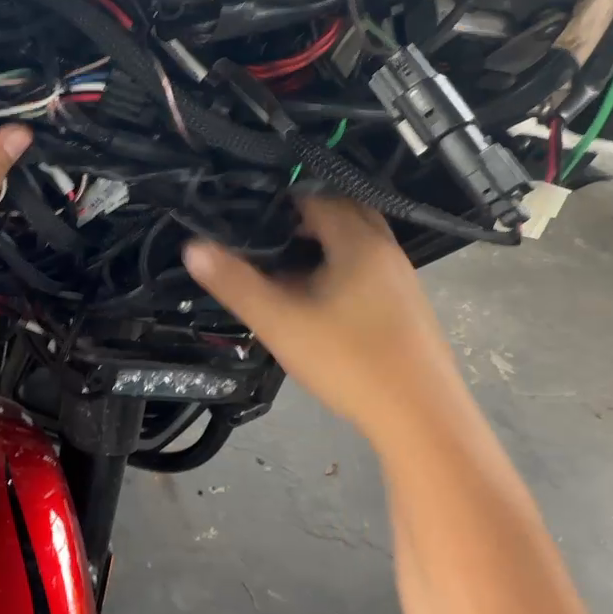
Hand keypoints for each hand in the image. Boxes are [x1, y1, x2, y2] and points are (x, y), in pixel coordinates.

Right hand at [182, 196, 467, 437]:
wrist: (419, 416)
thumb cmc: (347, 361)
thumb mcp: (280, 323)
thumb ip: (236, 283)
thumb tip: (193, 248)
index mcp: (358, 243)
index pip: (318, 197)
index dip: (281, 200)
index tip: (248, 214)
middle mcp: (386, 251)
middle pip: (344, 214)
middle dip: (304, 219)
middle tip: (264, 238)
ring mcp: (402, 279)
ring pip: (358, 244)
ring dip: (323, 246)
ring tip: (284, 268)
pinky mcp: (407, 307)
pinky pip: (368, 270)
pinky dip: (340, 269)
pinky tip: (318, 301)